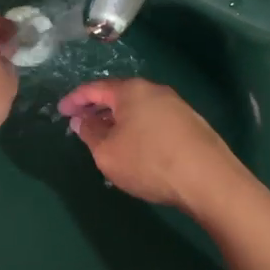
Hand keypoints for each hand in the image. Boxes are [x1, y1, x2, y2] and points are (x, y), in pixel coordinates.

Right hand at [58, 78, 250, 209]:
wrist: (209, 180)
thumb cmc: (149, 162)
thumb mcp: (107, 152)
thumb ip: (90, 132)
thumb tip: (81, 120)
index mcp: (131, 91)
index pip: (94, 88)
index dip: (74, 100)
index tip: (61, 111)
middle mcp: (155, 90)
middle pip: (118, 95)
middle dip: (97, 109)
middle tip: (80, 124)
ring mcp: (177, 106)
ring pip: (138, 108)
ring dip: (118, 120)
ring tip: (106, 139)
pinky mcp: (191, 124)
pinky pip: (154, 120)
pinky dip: (137, 128)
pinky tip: (135, 148)